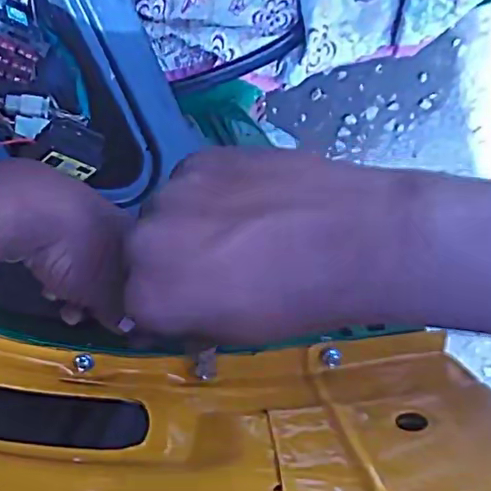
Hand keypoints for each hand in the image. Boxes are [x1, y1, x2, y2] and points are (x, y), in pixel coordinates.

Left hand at [0, 160, 132, 327]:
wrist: (30, 213)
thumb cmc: (79, 256)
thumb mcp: (103, 295)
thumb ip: (117, 313)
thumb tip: (126, 326)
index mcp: (132, 232)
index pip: (137, 271)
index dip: (124, 300)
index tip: (109, 320)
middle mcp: (110, 216)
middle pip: (106, 267)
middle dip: (91, 297)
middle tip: (77, 316)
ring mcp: (77, 208)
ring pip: (80, 258)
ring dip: (69, 284)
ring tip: (54, 299)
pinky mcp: (45, 208)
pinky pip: (56, 246)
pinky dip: (51, 265)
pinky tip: (39, 278)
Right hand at [125, 148, 421, 343]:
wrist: (357, 237)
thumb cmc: (297, 300)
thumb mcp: (236, 333)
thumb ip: (190, 323)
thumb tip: (179, 314)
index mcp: (148, 294)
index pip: (133, 303)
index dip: (163, 306)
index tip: (188, 305)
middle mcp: (144, 240)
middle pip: (140, 253)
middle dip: (168, 263)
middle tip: (213, 267)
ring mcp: (170, 192)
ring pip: (164, 214)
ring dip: (184, 225)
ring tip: (237, 229)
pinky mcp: (199, 157)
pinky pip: (190, 183)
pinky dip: (208, 195)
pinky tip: (248, 202)